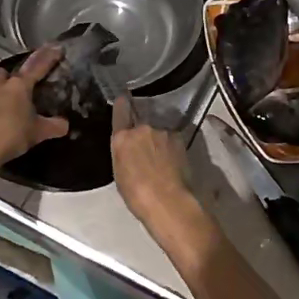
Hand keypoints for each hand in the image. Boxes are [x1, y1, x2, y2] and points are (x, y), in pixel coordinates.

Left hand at [0, 46, 68, 172]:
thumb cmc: (12, 134)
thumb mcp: (39, 132)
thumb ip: (54, 126)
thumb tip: (65, 124)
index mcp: (19, 87)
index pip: (37, 67)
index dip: (48, 57)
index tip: (56, 47)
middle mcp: (0, 88)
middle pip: (4, 72)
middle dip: (11, 74)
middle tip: (21, 83)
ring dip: (0, 91)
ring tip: (10, 104)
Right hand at [111, 97, 192, 220]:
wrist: (168, 201)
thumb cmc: (137, 195)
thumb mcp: (120, 173)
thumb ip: (123, 152)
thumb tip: (127, 146)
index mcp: (122, 138)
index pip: (121, 111)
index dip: (122, 104)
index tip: (124, 97)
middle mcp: (142, 128)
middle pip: (140, 125)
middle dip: (142, 135)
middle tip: (145, 153)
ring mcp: (162, 131)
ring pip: (157, 132)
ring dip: (157, 141)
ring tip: (161, 161)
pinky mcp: (179, 137)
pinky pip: (170, 138)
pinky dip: (170, 146)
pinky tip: (172, 161)